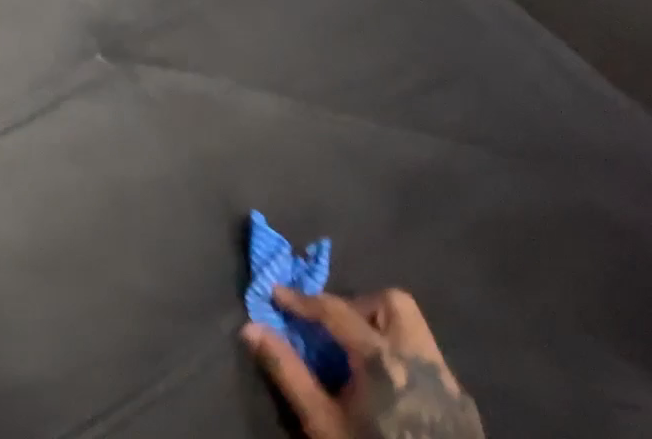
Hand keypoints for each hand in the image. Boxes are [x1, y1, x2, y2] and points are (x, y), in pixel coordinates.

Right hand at [241, 286, 483, 438]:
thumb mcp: (320, 418)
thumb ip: (287, 370)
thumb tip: (251, 328)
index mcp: (382, 361)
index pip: (337, 310)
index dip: (302, 299)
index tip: (276, 295)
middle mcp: (421, 361)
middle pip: (393, 303)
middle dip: (356, 305)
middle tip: (329, 326)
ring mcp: (448, 381)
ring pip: (415, 329)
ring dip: (379, 327)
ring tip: (353, 351)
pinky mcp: (462, 402)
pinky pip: (427, 358)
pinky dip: (399, 354)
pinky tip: (382, 383)